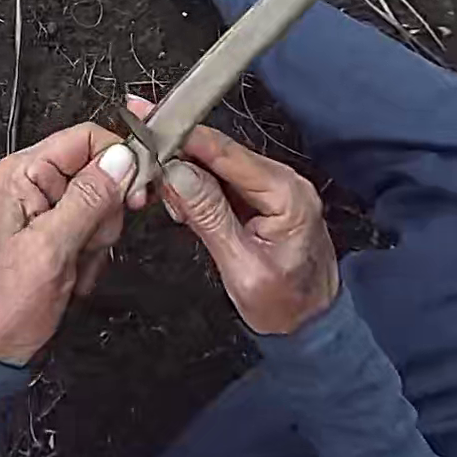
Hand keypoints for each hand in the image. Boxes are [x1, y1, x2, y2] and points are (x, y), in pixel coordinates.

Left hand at [0, 123, 135, 363]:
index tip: (136, 190)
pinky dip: (93, 255)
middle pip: (99, 172)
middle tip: (86, 242)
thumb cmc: (1, 304)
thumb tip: (120, 158)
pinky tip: (74, 274)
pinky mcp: (56, 232)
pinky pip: (94, 231)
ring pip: (102, 205)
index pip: (85, 138)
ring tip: (75, 264)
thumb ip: (88, 200)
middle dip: (105, 213)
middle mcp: (34, 183)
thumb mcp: (50, 248)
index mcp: (24, 173)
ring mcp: (46, 209)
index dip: (118, 159)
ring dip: (99, 240)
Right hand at [129, 97, 339, 334]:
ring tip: (161, 196)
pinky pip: (215, 177)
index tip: (149, 127)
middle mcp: (280, 180)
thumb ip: (209, 215)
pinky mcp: (255, 194)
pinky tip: (179, 203)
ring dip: (180, 173)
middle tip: (143, 166)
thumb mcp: (242, 268)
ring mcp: (268, 186)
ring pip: (211, 162)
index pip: (225, 151)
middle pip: (216, 151)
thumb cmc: (286, 307)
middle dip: (176, 156)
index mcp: (286, 193)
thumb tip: (176, 171)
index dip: (183, 137)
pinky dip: (191, 185)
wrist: (313, 329)